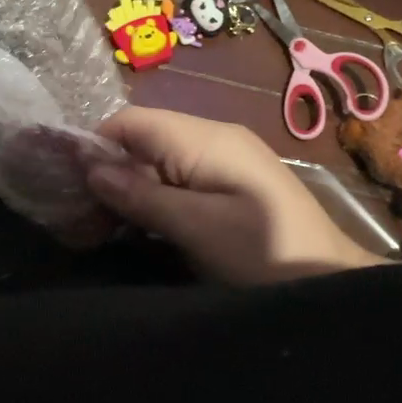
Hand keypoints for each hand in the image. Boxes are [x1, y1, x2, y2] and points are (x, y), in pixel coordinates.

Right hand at [86, 107, 387, 284]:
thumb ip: (142, 196)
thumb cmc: (263, 254)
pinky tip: (145, 226)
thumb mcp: (196, 228)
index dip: (94, 145)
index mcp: (206, 138)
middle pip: (144, 138)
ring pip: (161, 160)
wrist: (334, 281)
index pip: (131, 121)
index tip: (67, 184)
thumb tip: (90, 167)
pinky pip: (182, 177)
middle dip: (110, 171)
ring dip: (133, 188)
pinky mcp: (235, 183)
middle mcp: (215, 137)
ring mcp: (228, 159)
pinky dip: (158, 197)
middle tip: (81, 215)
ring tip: (104, 225)